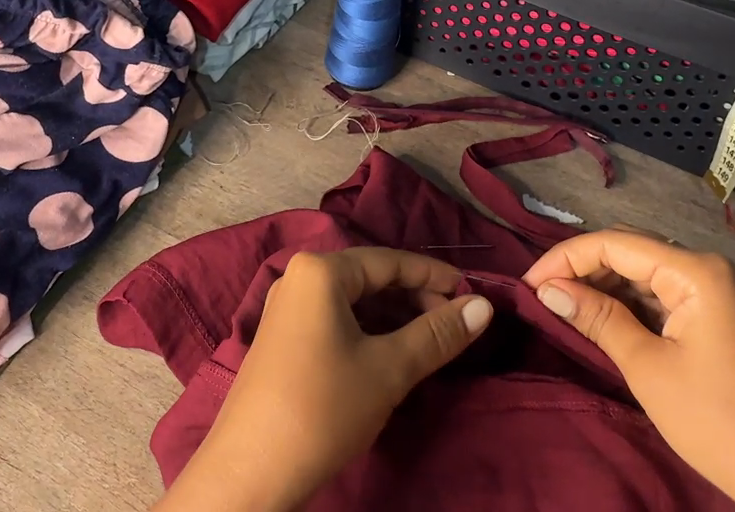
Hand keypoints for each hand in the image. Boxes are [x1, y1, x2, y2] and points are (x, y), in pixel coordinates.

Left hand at [155, 247, 493, 511]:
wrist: (250, 473)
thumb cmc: (323, 408)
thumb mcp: (389, 370)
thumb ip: (437, 334)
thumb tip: (484, 306)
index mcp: (321, 270)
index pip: (391, 261)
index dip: (437, 278)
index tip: (475, 299)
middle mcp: (299, 277)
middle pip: (372, 278)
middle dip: (417, 299)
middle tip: (457, 327)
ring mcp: (287, 308)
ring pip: (355, 301)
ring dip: (395, 318)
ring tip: (432, 344)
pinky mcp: (284, 339)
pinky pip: (336, 320)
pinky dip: (369, 332)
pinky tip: (393, 356)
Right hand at [523, 229, 734, 511]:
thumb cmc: (721, 424)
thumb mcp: (649, 369)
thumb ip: (597, 319)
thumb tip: (547, 289)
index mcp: (697, 271)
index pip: (615, 243)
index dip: (565, 258)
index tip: (527, 284)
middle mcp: (711, 268)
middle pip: (632, 249)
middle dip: (583, 268)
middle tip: (543, 296)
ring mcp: (722, 292)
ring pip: (648, 271)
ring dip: (606, 285)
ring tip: (565, 307)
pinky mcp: (725, 317)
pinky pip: (667, 294)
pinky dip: (633, 303)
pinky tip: (606, 318)